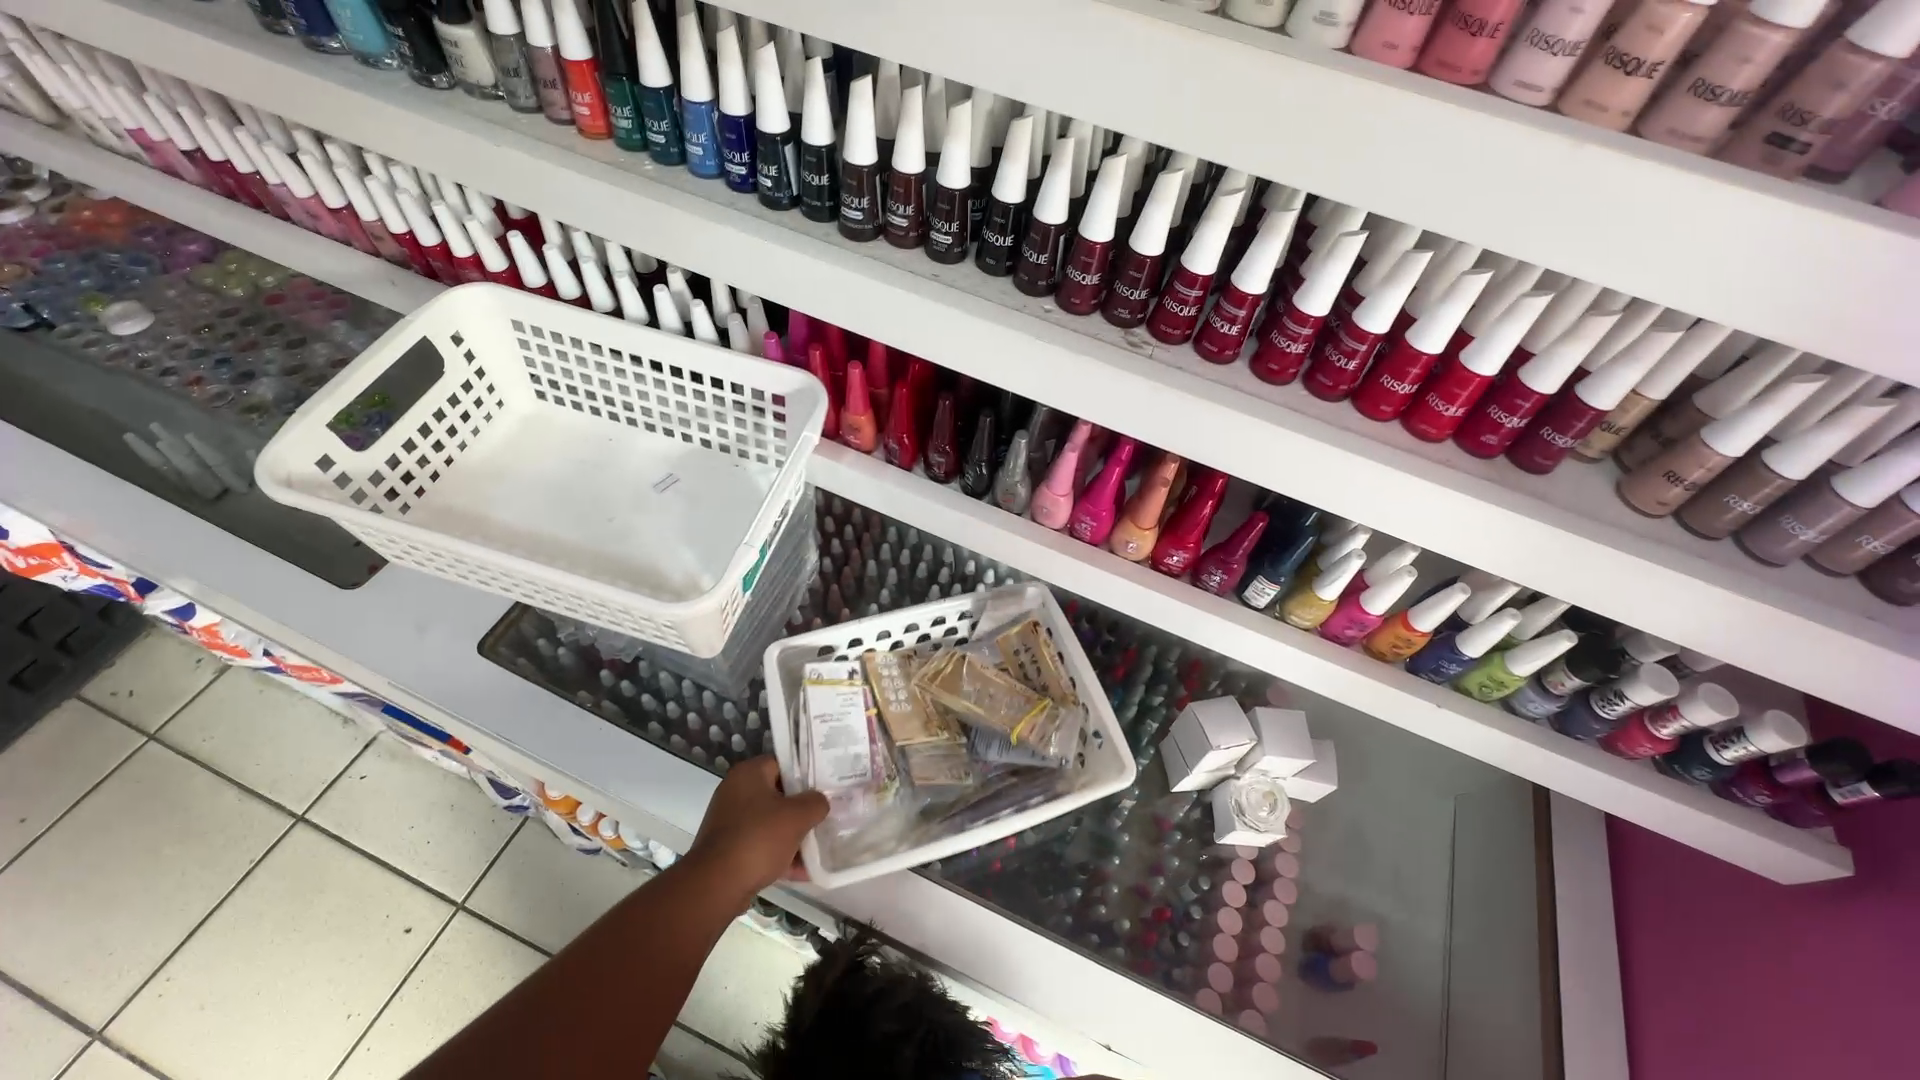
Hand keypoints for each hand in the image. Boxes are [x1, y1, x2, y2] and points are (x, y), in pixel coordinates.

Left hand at [687, 756, 829, 903]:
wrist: (717, 885)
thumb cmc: (758, 839)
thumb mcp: (797, 816)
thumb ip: (816, 803)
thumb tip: (820, 802)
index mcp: (749, 774)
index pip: (783, 763)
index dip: (807, 773)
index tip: (827, 785)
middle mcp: (736, 793)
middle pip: (779, 794)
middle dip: (803, 808)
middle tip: (828, 813)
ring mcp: (732, 822)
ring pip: (772, 823)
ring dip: (795, 835)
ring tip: (823, 844)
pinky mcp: (730, 848)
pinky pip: (763, 846)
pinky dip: (782, 855)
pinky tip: (806, 871)